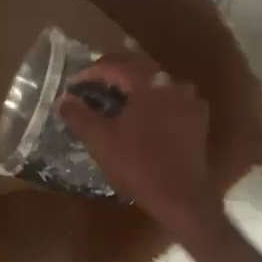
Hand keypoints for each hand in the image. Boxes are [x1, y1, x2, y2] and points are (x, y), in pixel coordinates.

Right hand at [57, 50, 223, 237]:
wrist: (180, 196)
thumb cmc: (138, 166)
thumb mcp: (101, 141)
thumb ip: (79, 116)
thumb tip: (63, 99)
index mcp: (148, 82)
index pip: (115, 65)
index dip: (91, 73)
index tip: (74, 87)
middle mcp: (173, 83)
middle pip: (138, 71)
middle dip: (113, 80)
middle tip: (93, 93)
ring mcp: (190, 101)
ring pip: (156, 88)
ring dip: (135, 93)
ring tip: (117, 108)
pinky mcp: (198, 121)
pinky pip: (171, 104)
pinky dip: (153, 107)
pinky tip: (144, 122)